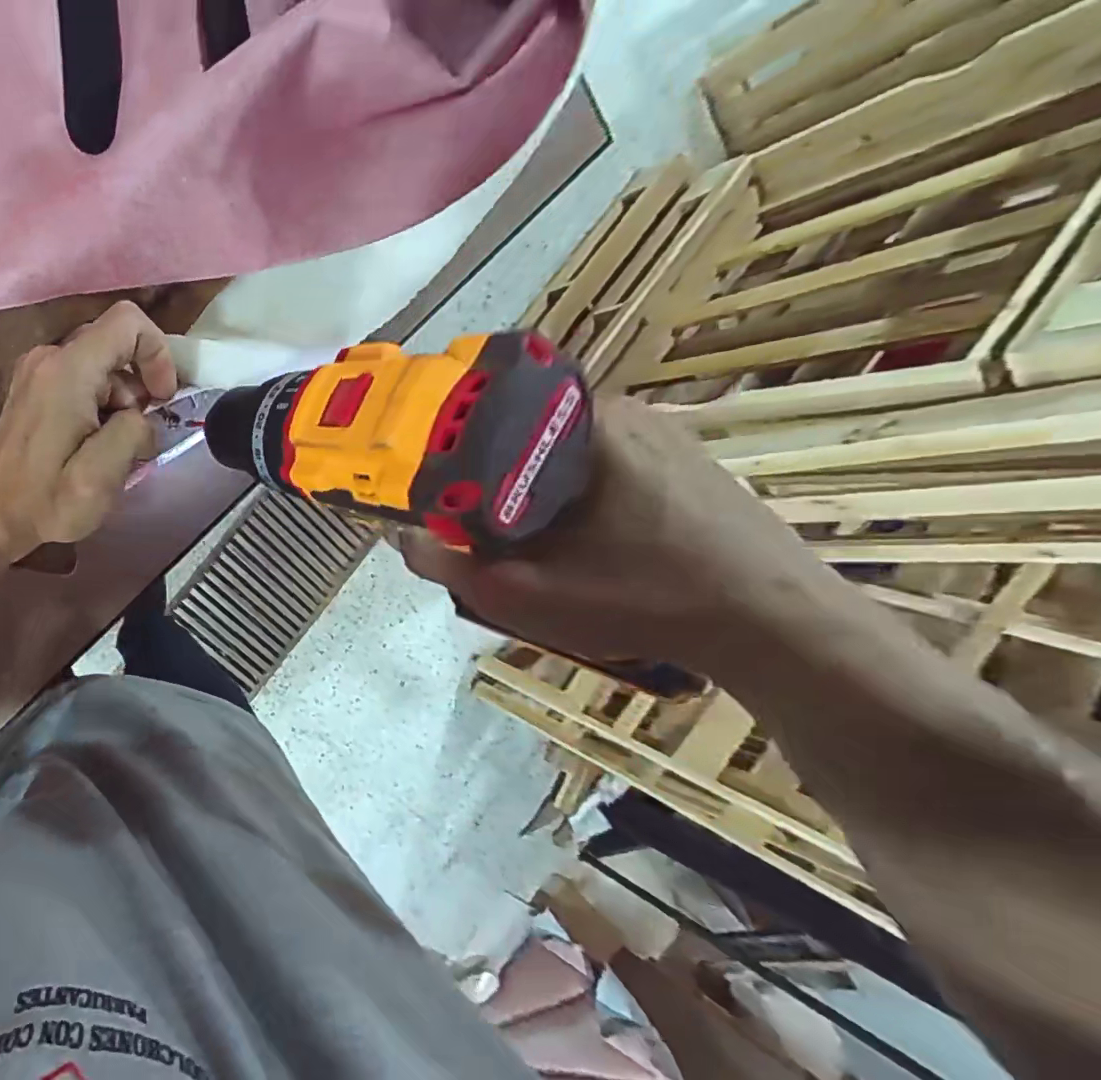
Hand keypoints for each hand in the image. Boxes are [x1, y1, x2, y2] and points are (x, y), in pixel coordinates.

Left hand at [0, 301, 178, 556]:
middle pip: (114, 344)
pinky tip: (94, 440)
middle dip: (138, 386)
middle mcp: (48, 358)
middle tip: (137, 433)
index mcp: (66, 371)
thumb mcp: (102, 474)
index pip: (127, 322)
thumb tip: (139, 420)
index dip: (157, 353)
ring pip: (100, 364)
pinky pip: (81, 377)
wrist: (0, 516)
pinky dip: (100, 402)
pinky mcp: (33, 386)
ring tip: (112, 446)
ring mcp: (36, 370)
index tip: (162, 398)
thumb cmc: (50, 500)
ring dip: (119, 400)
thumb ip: (133, 431)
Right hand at [399, 397, 837, 674]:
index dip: (442, 453)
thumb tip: (401, 538)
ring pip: (556, 452)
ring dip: (526, 489)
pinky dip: (568, 494)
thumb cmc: (642, 599)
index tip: (429, 495)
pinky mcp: (683, 460)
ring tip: (522, 542)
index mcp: (578, 423)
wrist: (779, 627)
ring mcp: (658, 432)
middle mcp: (618, 410)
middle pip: (516, 434)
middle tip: (474, 531)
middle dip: (484, 479)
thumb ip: (446, 564)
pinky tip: (581, 542)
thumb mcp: (521, 593)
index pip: (480, 414)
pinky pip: (597, 464)